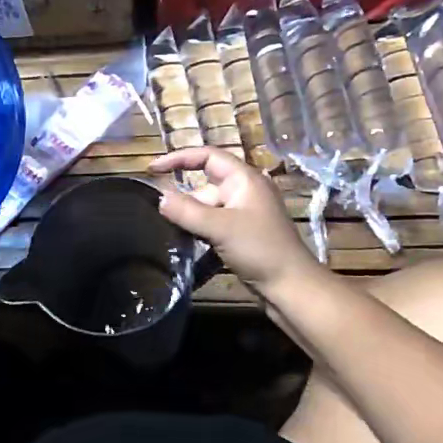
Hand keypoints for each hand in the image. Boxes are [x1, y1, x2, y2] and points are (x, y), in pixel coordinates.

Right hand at [149, 147, 323, 290]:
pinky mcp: (244, 235)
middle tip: (158, 214)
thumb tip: (160, 198)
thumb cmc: (260, 249)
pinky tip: (186, 244)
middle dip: (183, 198)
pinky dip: (201, 231)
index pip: (208, 156)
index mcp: (245, 179)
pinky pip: (216, 225)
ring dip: (190, 218)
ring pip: (209, 208)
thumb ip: (187, 211)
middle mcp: (246, 192)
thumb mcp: (220, 227)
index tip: (152, 169)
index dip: (179, 158)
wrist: (290, 286)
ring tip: (167, 230)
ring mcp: (246, 215)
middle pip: (206, 186)